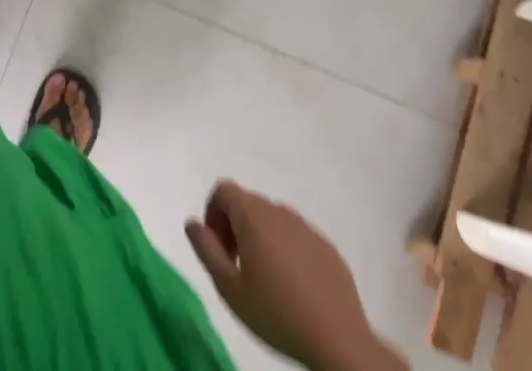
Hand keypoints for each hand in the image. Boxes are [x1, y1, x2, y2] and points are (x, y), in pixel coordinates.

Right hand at [186, 181, 405, 370]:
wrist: (338, 341)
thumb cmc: (275, 312)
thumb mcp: (227, 286)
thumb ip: (205, 248)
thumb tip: (193, 223)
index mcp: (254, 218)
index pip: (225, 190)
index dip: (212, 211)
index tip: (216, 244)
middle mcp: (282, 214)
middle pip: (248, 202)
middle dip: (233, 223)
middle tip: (233, 262)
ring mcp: (309, 230)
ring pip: (273, 218)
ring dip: (258, 234)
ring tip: (261, 273)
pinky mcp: (328, 249)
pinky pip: (297, 235)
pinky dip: (284, 247)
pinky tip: (290, 283)